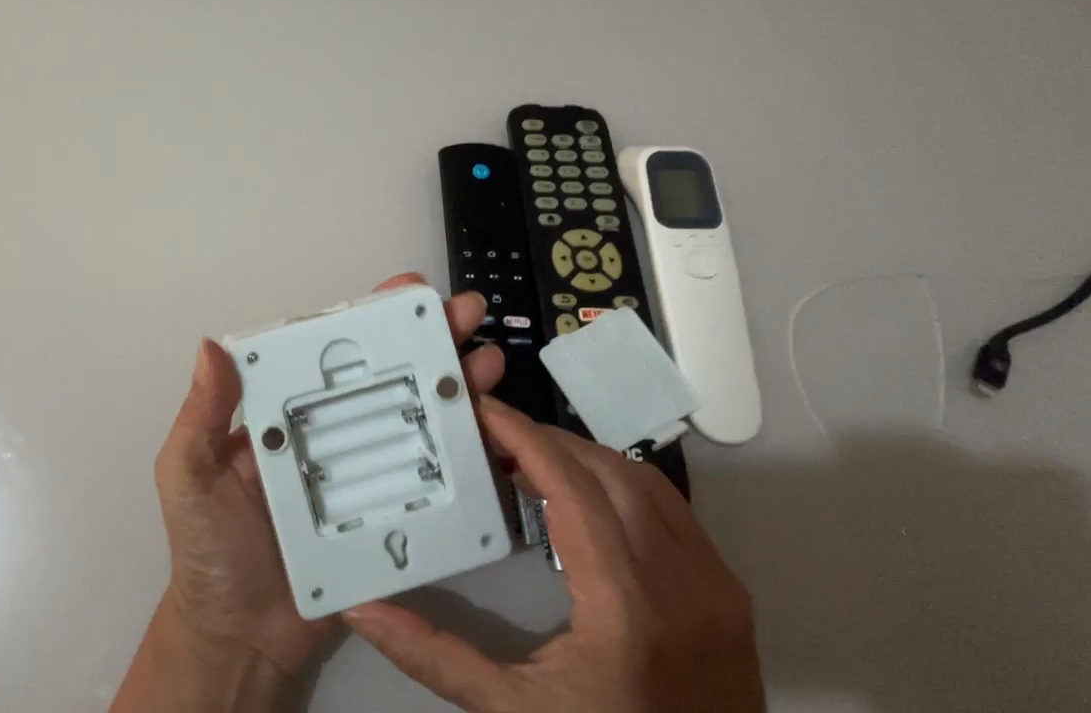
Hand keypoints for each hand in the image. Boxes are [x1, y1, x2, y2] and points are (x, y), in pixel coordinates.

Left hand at [115, 274, 504, 710]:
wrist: (243, 639)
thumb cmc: (209, 552)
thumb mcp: (188, 478)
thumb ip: (199, 417)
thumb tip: (210, 346)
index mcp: (283, 415)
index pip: (328, 355)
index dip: (369, 321)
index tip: (409, 294)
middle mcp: (328, 434)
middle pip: (382, 377)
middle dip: (427, 341)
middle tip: (467, 316)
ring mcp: (363, 475)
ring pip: (414, 418)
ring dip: (454, 385)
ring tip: (488, 363)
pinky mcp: (390, 517)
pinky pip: (431, 479)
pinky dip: (463, 453)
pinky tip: (491, 432)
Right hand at [343, 400, 764, 712]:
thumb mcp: (512, 710)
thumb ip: (435, 656)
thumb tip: (360, 610)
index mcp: (625, 604)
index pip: (572, 486)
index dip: (524, 437)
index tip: (481, 408)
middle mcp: (681, 581)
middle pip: (608, 472)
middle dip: (547, 441)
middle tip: (490, 437)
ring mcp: (715, 587)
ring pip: (647, 483)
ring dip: (586, 459)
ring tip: (529, 463)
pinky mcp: (730, 596)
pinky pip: (674, 512)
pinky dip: (623, 486)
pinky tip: (585, 502)